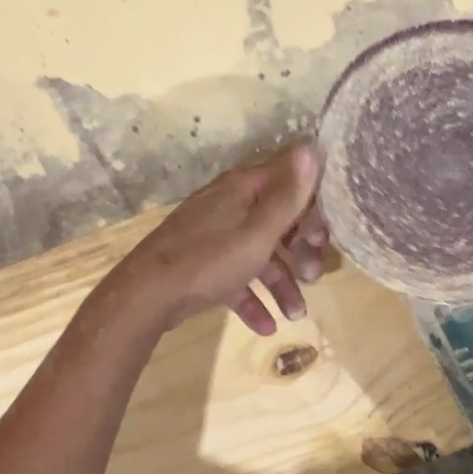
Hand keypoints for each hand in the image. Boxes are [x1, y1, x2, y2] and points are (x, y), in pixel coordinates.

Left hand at [109, 143, 327, 335]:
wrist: (147, 295)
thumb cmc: (208, 261)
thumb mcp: (257, 232)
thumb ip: (288, 195)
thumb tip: (312, 146)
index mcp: (243, 188)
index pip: (290, 182)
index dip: (313, 206)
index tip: (325, 236)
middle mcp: (229, 205)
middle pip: (277, 221)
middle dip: (300, 251)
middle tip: (314, 277)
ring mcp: (213, 236)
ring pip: (259, 254)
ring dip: (281, 284)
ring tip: (295, 315)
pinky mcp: (202, 265)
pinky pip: (236, 278)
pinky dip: (252, 299)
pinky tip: (266, 326)